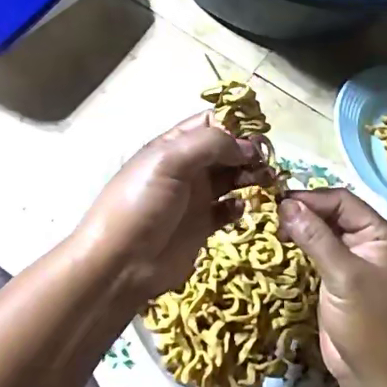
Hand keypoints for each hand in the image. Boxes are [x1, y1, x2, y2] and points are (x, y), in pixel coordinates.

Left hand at [75, 113, 266, 299]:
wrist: (121, 263)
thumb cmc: (141, 203)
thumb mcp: (168, 161)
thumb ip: (209, 144)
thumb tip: (246, 146)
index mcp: (174, 145)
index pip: (211, 122)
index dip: (235, 125)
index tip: (257, 136)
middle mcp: (187, 167)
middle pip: (227, 149)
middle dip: (249, 151)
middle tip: (266, 162)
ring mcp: (196, 197)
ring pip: (232, 176)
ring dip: (251, 175)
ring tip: (265, 181)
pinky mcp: (203, 226)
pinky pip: (230, 209)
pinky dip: (241, 206)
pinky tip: (241, 208)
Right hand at [280, 189, 386, 386]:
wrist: (374, 378)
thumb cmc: (367, 325)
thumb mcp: (343, 277)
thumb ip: (315, 237)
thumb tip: (286, 203)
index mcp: (382, 234)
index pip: (343, 200)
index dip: (312, 198)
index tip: (279, 202)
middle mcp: (370, 241)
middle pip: (333, 212)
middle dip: (304, 210)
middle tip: (272, 215)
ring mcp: (354, 259)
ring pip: (324, 229)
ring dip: (300, 226)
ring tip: (274, 227)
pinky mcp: (338, 276)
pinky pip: (318, 249)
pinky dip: (301, 243)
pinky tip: (283, 243)